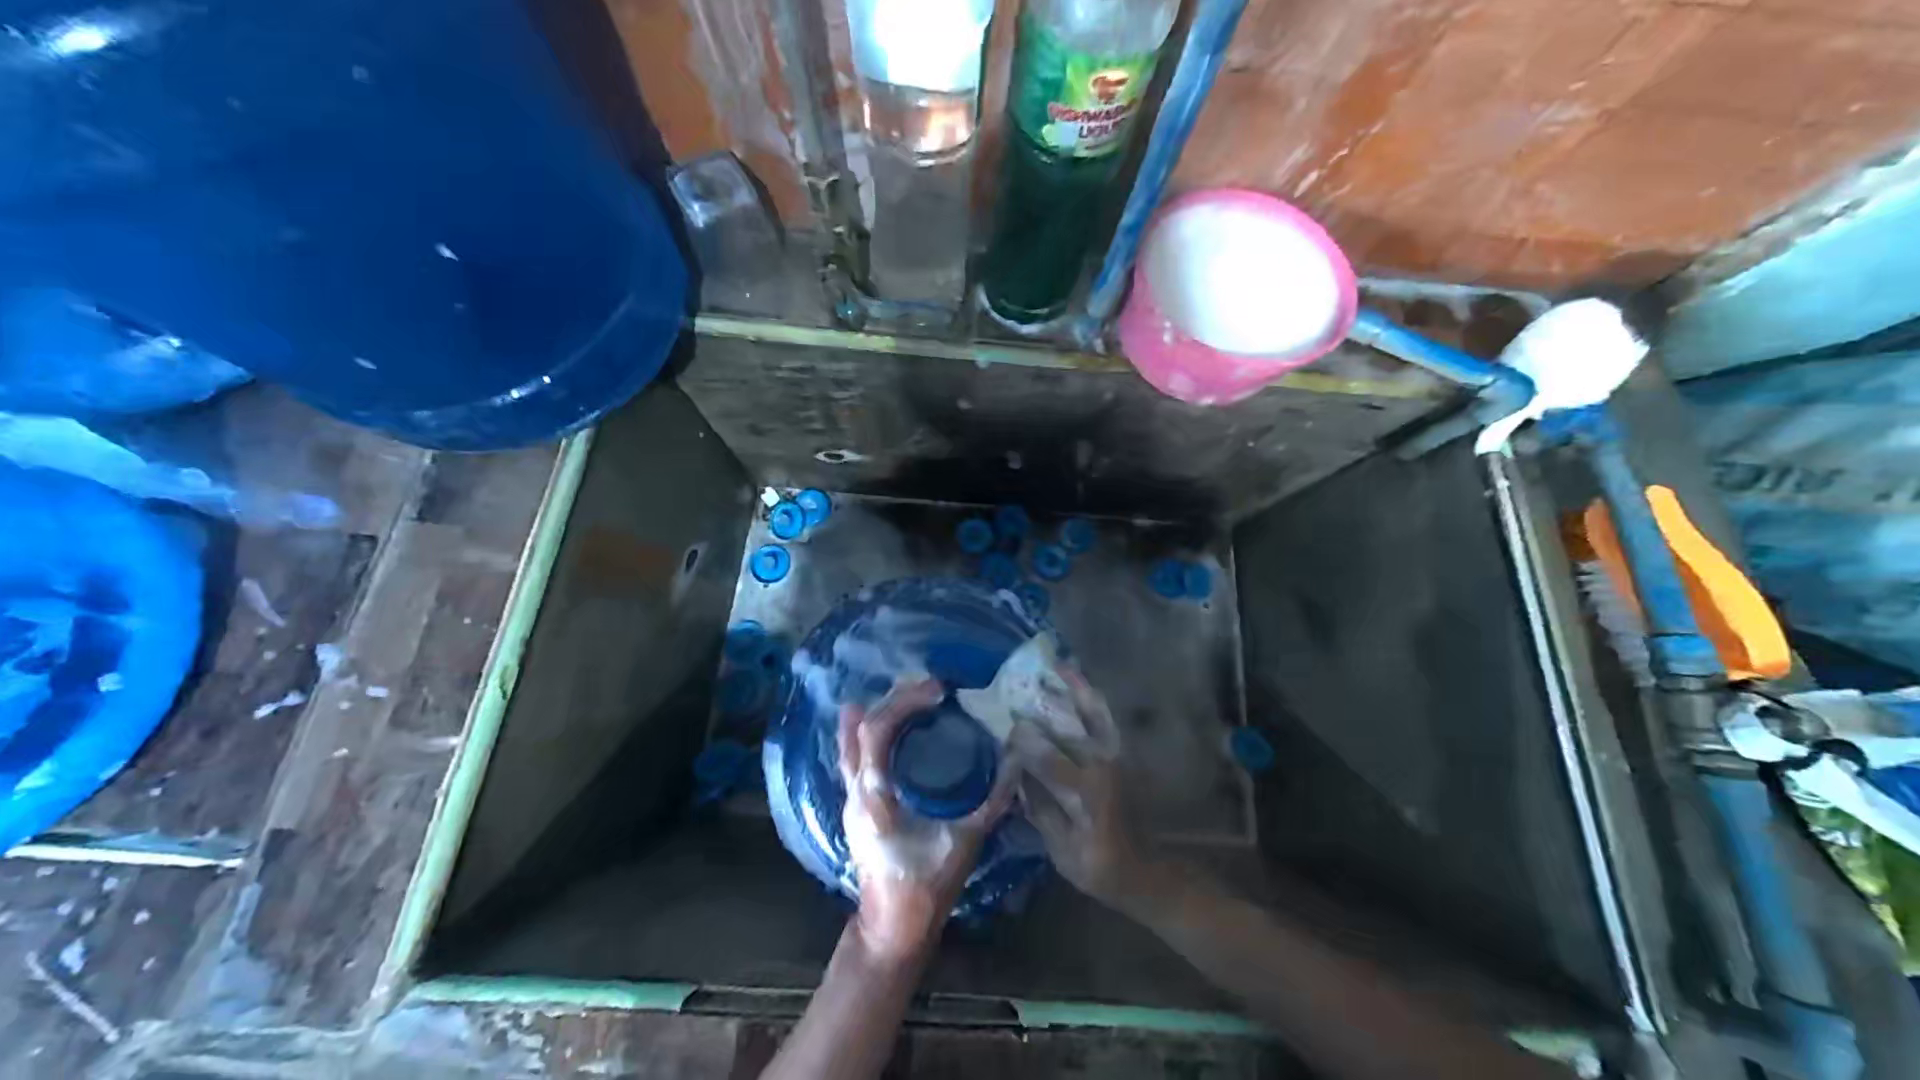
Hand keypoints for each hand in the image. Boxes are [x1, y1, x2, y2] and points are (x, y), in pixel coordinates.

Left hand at [838, 678, 1017, 962]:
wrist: (893, 926)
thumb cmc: (925, 885)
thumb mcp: (964, 842)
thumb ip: (991, 803)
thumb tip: (1016, 764)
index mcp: (874, 796)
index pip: (877, 732)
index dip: (903, 703)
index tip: (936, 691)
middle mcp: (854, 790)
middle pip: (861, 729)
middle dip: (893, 700)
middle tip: (927, 686)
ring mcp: (850, 798)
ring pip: (851, 742)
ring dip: (877, 712)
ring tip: (907, 694)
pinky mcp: (855, 806)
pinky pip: (853, 757)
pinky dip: (867, 733)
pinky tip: (882, 723)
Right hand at [1009, 670, 1163, 911]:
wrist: (1146, 869)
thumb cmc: (1099, 867)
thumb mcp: (1062, 851)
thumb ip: (1041, 809)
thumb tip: (1016, 772)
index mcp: (1089, 794)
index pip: (1052, 761)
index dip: (1027, 744)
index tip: (1006, 727)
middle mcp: (1104, 766)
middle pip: (1072, 727)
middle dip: (1045, 705)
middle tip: (1021, 681)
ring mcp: (1116, 756)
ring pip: (1094, 713)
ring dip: (1073, 689)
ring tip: (1054, 665)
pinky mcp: (1121, 753)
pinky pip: (1103, 717)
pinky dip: (1089, 696)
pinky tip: (1075, 680)